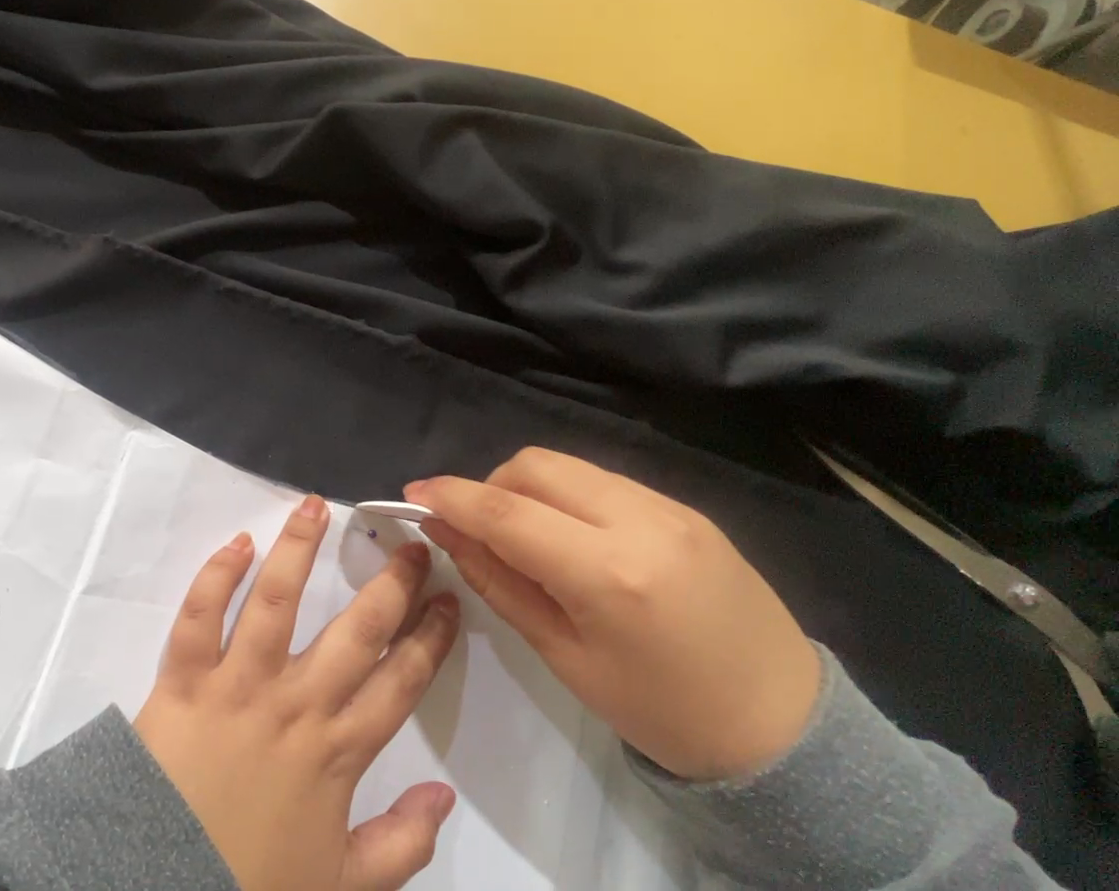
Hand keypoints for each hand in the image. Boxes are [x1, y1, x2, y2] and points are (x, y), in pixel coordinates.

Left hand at [134, 494, 462, 890]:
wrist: (163, 884)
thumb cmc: (250, 880)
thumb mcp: (344, 885)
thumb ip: (402, 845)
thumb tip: (447, 796)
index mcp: (338, 751)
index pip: (399, 684)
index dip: (430, 640)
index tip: (450, 600)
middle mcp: (296, 705)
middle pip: (355, 633)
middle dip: (390, 585)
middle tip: (412, 544)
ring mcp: (238, 687)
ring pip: (276, 604)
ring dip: (299, 549)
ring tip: (317, 506)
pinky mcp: (183, 680)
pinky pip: (199, 618)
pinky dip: (217, 576)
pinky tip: (238, 542)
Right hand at [407, 449, 820, 782]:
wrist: (781, 727)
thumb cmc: (660, 710)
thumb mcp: (563, 655)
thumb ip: (498, 582)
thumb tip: (445, 531)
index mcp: (608, 574)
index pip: (507, 512)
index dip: (450, 497)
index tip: (412, 493)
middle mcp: (641, 522)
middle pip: (536, 466)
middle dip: (489, 485)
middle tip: (474, 529)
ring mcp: (671, 508)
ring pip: (569, 466)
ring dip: (526, 487)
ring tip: (522, 536)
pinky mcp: (687, 509)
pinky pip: (603, 482)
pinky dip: (566, 496)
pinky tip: (569, 537)